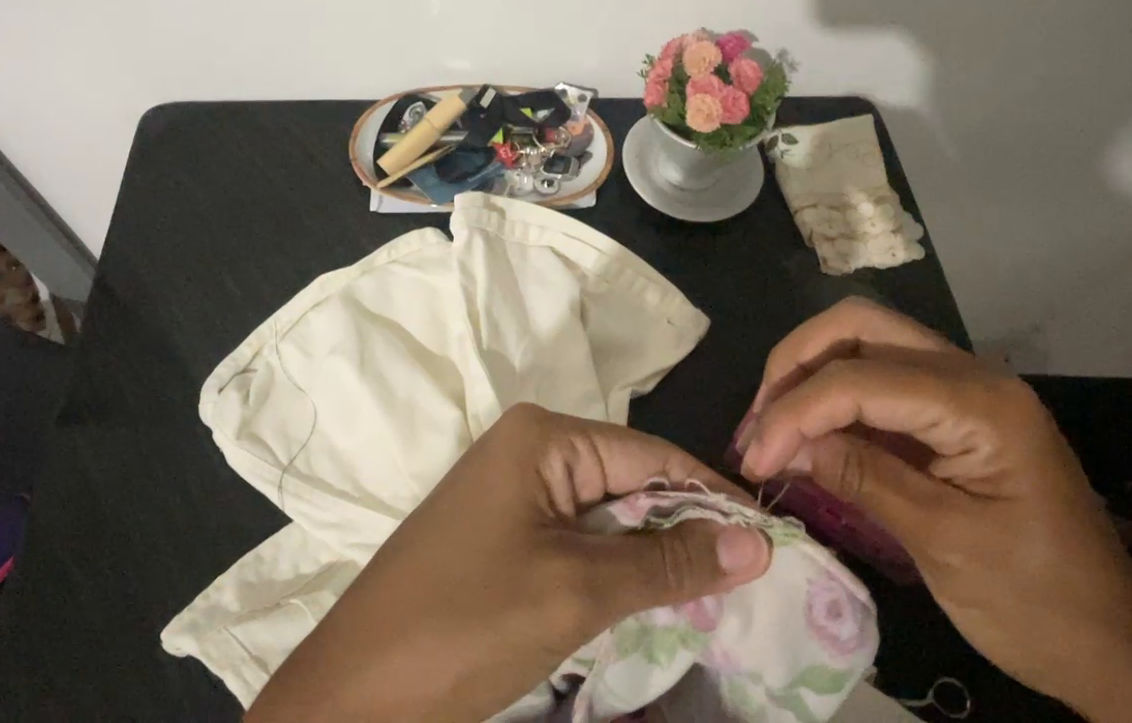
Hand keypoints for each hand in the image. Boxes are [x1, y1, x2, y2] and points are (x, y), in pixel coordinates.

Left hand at [246, 403, 771, 722]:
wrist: (355, 692)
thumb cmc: (469, 623)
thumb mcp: (578, 591)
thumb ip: (669, 563)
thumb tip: (757, 541)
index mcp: (543, 438)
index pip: (652, 455)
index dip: (713, 496)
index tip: (776, 539)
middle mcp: (528, 449)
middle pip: (630, 480)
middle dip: (687, 527)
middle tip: (755, 576)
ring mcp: (510, 492)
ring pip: (607, 514)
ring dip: (654, 552)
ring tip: (717, 591)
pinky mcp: (502, 534)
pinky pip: (576, 538)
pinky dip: (616, 567)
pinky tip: (654, 597)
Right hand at [738, 299, 1131, 722]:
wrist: (1114, 648)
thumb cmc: (1037, 603)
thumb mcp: (942, 543)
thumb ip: (860, 478)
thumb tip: (782, 444)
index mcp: (980, 404)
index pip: (859, 378)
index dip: (794, 412)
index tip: (753, 460)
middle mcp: (972, 375)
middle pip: (857, 326)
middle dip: (794, 364)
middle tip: (758, 424)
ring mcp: (963, 389)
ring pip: (863, 342)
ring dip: (807, 374)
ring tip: (770, 428)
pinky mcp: (951, 414)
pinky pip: (878, 379)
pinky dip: (831, 397)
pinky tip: (806, 435)